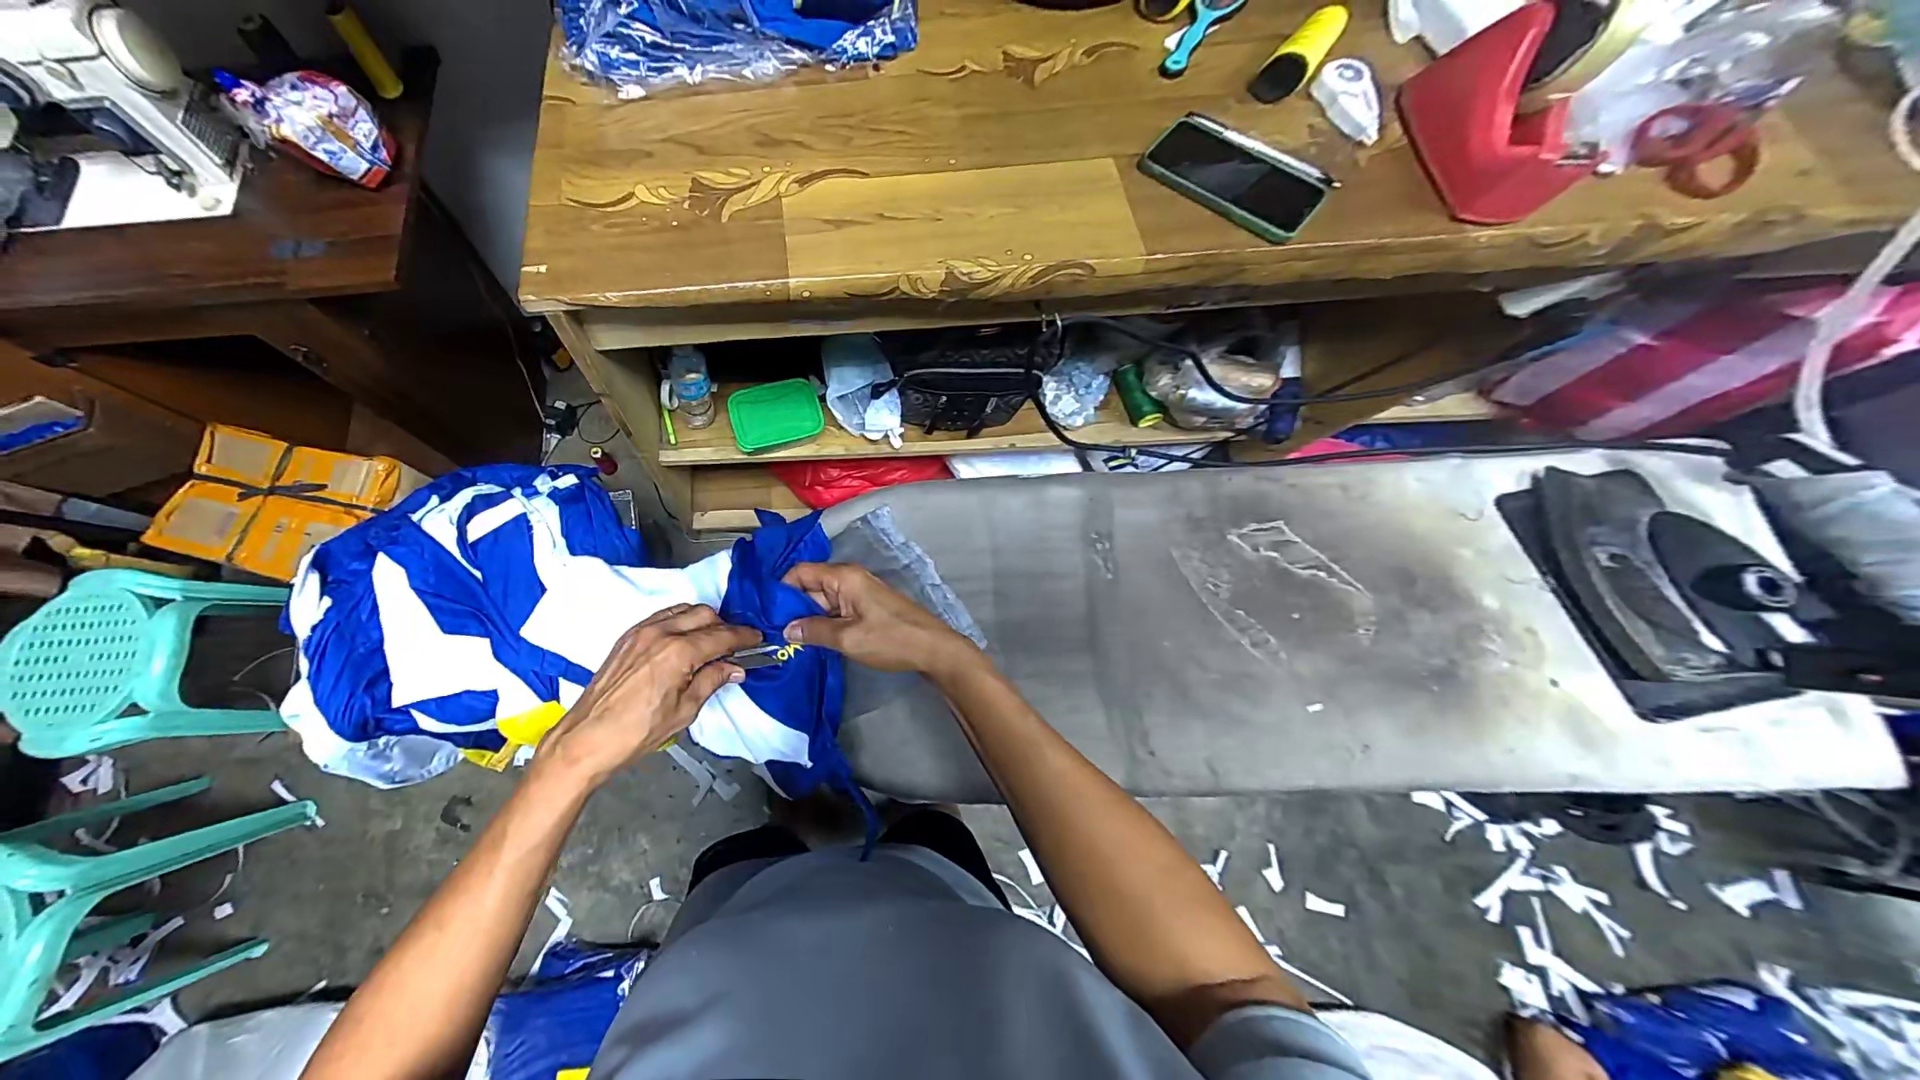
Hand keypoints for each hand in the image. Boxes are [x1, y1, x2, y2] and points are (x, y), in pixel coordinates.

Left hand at [536, 604, 758, 791]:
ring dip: (703, 621)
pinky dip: (680, 621)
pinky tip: (684, 639)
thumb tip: (734, 669)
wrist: (585, 739)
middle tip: (736, 645)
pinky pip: (662, 617)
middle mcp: (661, 633)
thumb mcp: (685, 710)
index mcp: (679, 652)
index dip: (744, 637)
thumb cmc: (637, 732)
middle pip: (705, 614)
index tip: (758, 640)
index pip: (722, 636)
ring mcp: (641, 632)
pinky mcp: (627, 637)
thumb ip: (712, 681)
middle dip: (725, 626)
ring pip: (684, 610)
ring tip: (711, 641)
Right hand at [781, 562, 982, 677]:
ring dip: (809, 618)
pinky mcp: (868, 607)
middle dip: (793, 607)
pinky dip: (825, 622)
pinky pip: (838, 609)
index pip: (800, 572)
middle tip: (773, 634)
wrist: (933, 649)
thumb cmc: (891, 639)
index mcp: (844, 577)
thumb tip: (786, 630)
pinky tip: (815, 640)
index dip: (781, 590)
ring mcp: (861, 593)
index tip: (766, 614)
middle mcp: (851, 578)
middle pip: (810, 586)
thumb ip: (814, 631)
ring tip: (789, 641)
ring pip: (823, 600)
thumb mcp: (848, 639)